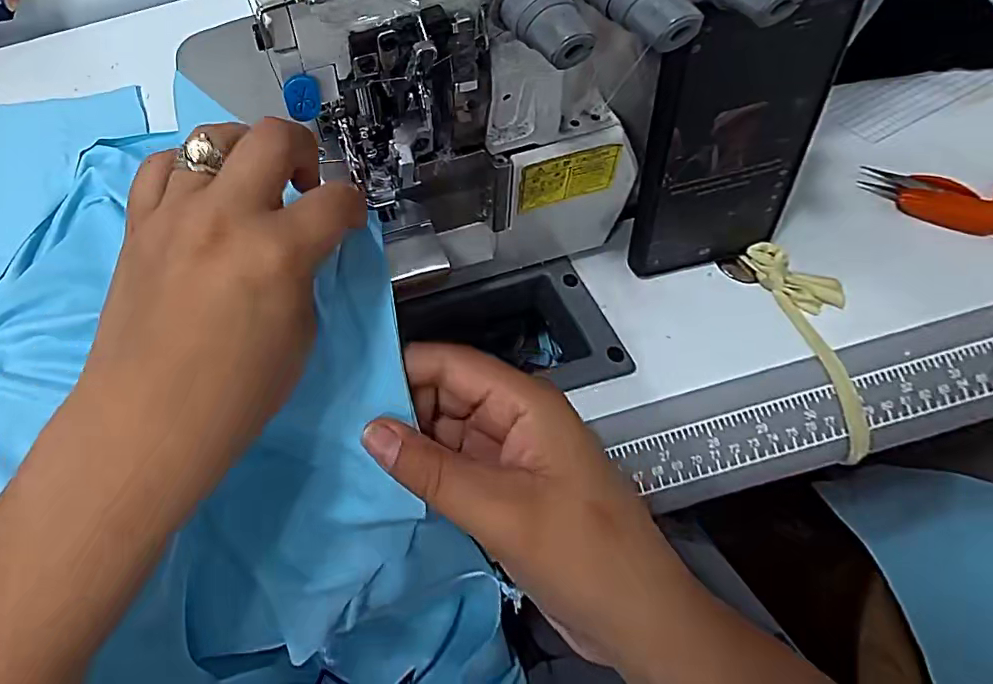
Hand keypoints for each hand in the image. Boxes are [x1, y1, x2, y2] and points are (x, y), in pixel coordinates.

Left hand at [81, 119, 366, 503]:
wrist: (146, 420)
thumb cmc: (234, 395)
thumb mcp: (300, 333)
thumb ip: (304, 271)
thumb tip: (301, 243)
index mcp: (275, 252)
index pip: (336, 200)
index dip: (354, 204)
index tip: (348, 215)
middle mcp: (225, 215)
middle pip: (275, 136)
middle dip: (304, 149)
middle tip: (303, 183)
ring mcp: (174, 213)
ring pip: (212, 138)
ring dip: (243, 154)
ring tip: (247, 186)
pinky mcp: (138, 223)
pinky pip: (160, 166)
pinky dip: (185, 170)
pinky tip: (197, 194)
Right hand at [359, 343, 698, 668]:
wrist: (644, 628)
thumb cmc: (586, 556)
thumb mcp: (502, 511)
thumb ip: (431, 470)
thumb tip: (369, 430)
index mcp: (524, 402)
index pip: (451, 364)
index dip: (404, 367)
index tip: (353, 387)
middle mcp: (513, 416)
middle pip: (444, 392)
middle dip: (401, 406)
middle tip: (348, 426)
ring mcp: (507, 452)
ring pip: (444, 428)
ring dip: (409, 439)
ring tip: (359, 451)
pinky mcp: (503, 485)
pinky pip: (453, 462)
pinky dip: (425, 468)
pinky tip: (392, 478)